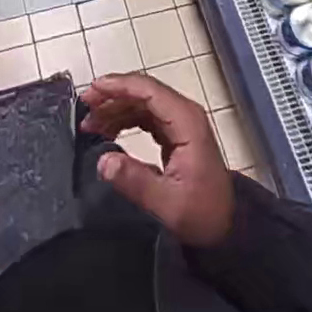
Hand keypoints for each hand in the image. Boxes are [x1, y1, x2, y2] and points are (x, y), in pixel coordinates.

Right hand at [79, 74, 233, 246]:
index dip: (119, 86)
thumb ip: (134, 180)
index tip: (92, 92)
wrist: (227, 224)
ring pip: (143, 103)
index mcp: (186, 122)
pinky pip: (146, 117)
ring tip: (89, 124)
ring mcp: (180, 122)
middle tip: (83, 108)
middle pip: (144, 92)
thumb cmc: (201, 213)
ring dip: (115, 108)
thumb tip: (103, 160)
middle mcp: (184, 114)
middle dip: (112, 96)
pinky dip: (124, 119)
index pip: (149, 91)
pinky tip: (107, 132)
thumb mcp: (167, 203)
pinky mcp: (175, 134)